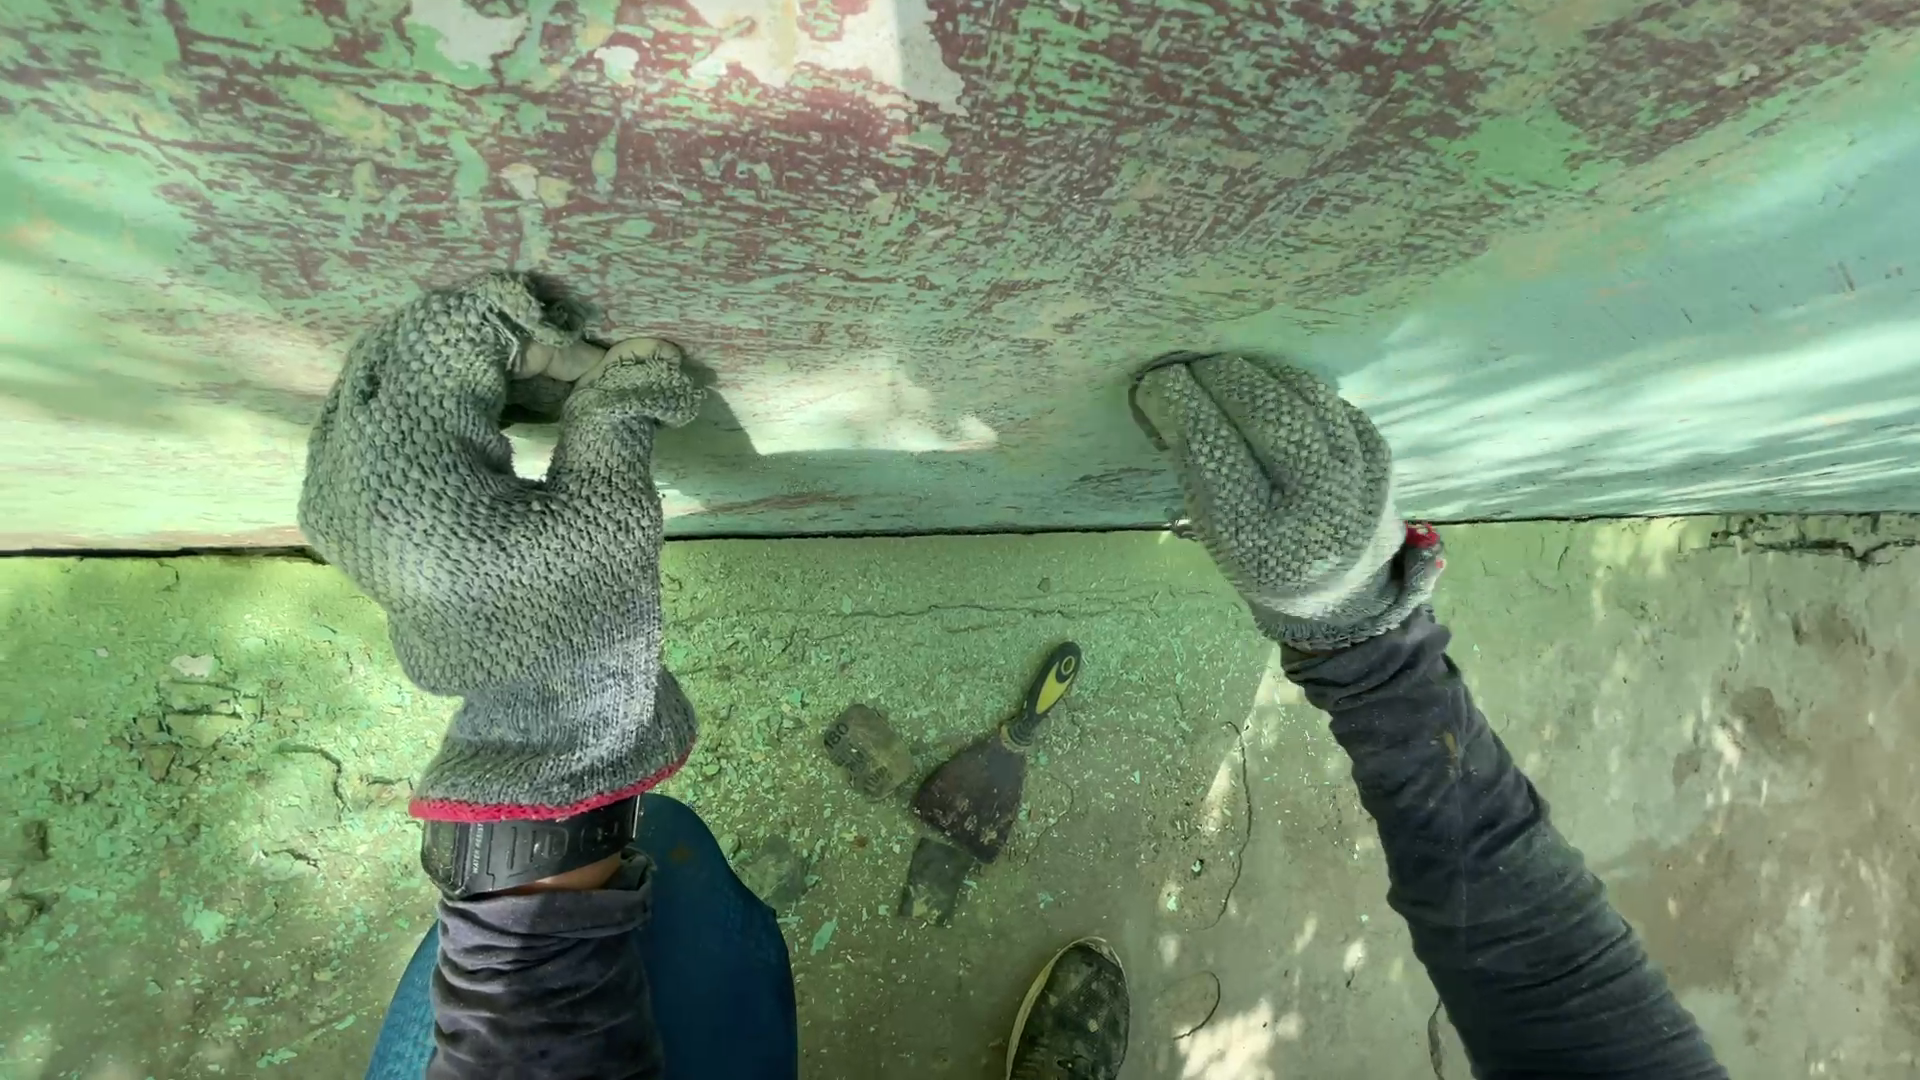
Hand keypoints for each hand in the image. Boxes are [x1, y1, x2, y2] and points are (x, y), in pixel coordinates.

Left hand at [299, 273, 704, 821]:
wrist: (545, 701)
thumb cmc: (587, 615)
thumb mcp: (614, 513)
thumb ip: (620, 416)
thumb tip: (658, 350)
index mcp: (407, 477)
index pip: (453, 341)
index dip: (533, 322)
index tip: (604, 340)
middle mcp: (345, 473)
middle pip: (413, 344)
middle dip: (507, 337)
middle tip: (589, 360)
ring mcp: (335, 489)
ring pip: (395, 370)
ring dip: (483, 362)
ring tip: (563, 384)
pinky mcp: (351, 503)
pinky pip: (388, 409)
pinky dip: (456, 394)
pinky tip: (518, 411)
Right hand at [1131, 353, 1441, 648]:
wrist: (1340, 593)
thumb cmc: (1260, 563)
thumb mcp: (1215, 534)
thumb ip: (1195, 471)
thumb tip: (1169, 399)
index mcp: (1257, 536)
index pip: (1213, 448)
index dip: (1183, 404)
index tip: (1160, 379)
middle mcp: (1312, 506)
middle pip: (1267, 415)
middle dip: (1221, 378)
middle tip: (1192, 364)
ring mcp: (1356, 479)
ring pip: (1305, 399)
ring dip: (1258, 372)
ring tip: (1226, 368)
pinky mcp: (1381, 458)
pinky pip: (1332, 403)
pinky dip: (1293, 386)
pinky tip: (1268, 385)